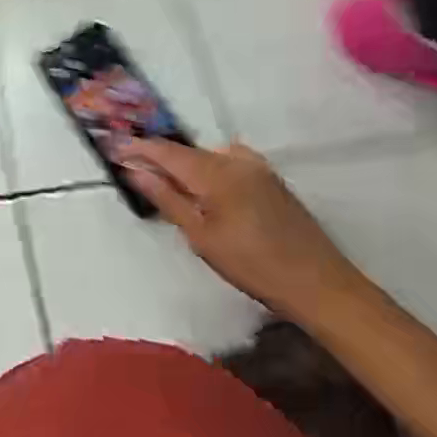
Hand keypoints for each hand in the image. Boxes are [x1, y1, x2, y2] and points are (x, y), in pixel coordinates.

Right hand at [117, 137, 369, 320]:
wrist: (324, 288)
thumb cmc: (253, 264)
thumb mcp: (200, 235)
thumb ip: (165, 197)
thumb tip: (133, 170)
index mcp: (214, 171)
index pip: (164, 150)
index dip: (136, 148)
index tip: (112, 149)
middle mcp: (235, 160)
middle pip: (185, 151)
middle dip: (158, 158)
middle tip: (136, 172)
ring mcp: (257, 168)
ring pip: (206, 156)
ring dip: (184, 166)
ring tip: (169, 185)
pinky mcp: (271, 180)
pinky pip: (227, 163)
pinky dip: (207, 169)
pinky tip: (205, 192)